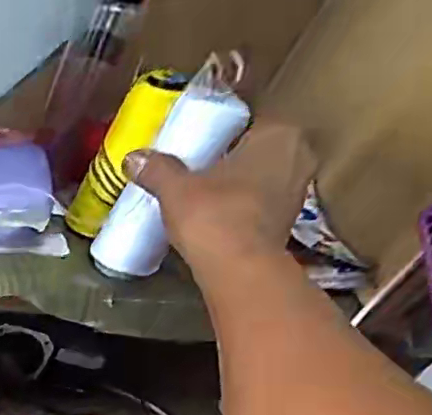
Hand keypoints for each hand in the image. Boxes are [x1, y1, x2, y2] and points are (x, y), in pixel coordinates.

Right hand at [125, 122, 316, 266]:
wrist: (238, 273)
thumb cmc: (214, 216)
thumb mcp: (176, 189)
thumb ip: (157, 169)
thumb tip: (132, 158)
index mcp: (280, 133)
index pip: (248, 124)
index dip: (221, 136)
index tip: (200, 148)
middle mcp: (299, 159)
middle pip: (258, 154)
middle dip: (234, 163)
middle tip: (202, 173)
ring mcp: (298, 197)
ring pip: (263, 184)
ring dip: (241, 190)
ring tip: (209, 200)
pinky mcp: (288, 230)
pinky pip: (263, 211)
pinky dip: (245, 215)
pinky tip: (221, 222)